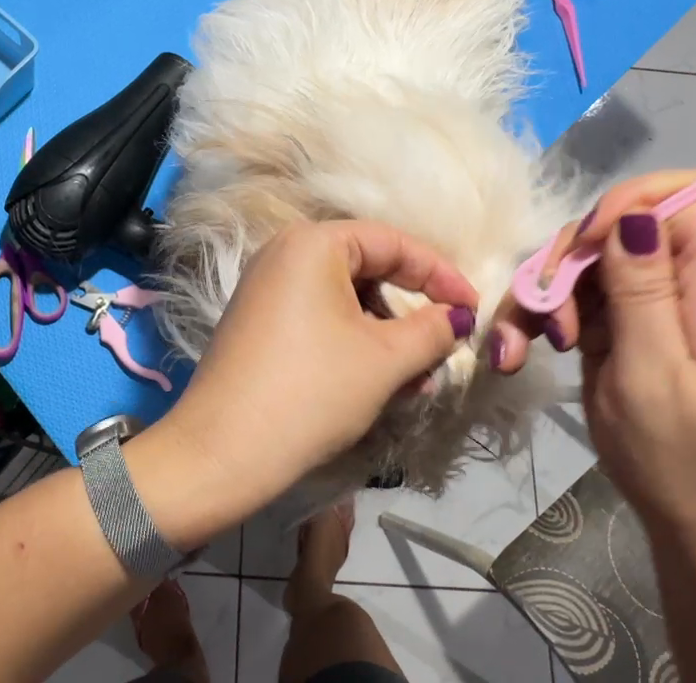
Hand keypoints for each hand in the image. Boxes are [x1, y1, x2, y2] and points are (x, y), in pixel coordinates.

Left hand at [155, 220, 477, 520]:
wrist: (221, 452)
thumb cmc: (312, 391)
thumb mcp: (386, 360)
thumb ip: (432, 329)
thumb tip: (458, 316)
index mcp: (312, 243)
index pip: (393, 243)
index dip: (441, 274)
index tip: (474, 309)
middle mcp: (283, 253)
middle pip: (368, 269)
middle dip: (412, 310)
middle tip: (446, 346)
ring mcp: (266, 289)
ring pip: (346, 300)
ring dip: (388, 335)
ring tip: (416, 379)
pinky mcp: (259, 324)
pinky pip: (320, 319)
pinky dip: (355, 344)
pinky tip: (380, 384)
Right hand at [513, 173, 695, 541]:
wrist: (690, 522)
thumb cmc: (683, 457)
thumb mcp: (656, 375)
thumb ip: (642, 292)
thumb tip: (632, 215)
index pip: (690, 201)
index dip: (636, 201)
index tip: (588, 244)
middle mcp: (679, 288)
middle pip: (620, 225)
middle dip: (569, 257)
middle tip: (547, 309)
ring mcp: (645, 308)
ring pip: (583, 262)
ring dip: (543, 295)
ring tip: (528, 346)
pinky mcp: (616, 328)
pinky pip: (570, 298)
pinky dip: (538, 319)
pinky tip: (523, 353)